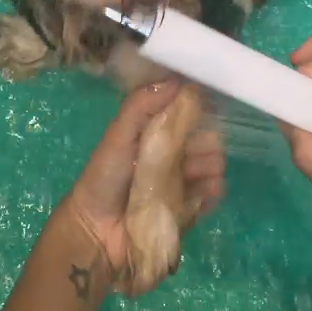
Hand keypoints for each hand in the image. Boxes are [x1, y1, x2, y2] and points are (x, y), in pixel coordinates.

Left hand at [58, 81, 224, 291]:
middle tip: (199, 146)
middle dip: (207, 138)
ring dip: (212, 163)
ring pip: (211, 164)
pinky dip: (214, 189)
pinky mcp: (188, 209)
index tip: (208, 103)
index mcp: (154, 132)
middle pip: (203, 139)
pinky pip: (211, 195)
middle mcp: (171, 154)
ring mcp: (181, 182)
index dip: (197, 108)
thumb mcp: (118, 133)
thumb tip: (177, 80)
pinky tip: (209, 188)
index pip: (184, 114)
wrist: (97, 230)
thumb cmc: (105, 175)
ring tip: (201, 170)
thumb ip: (141, 105)